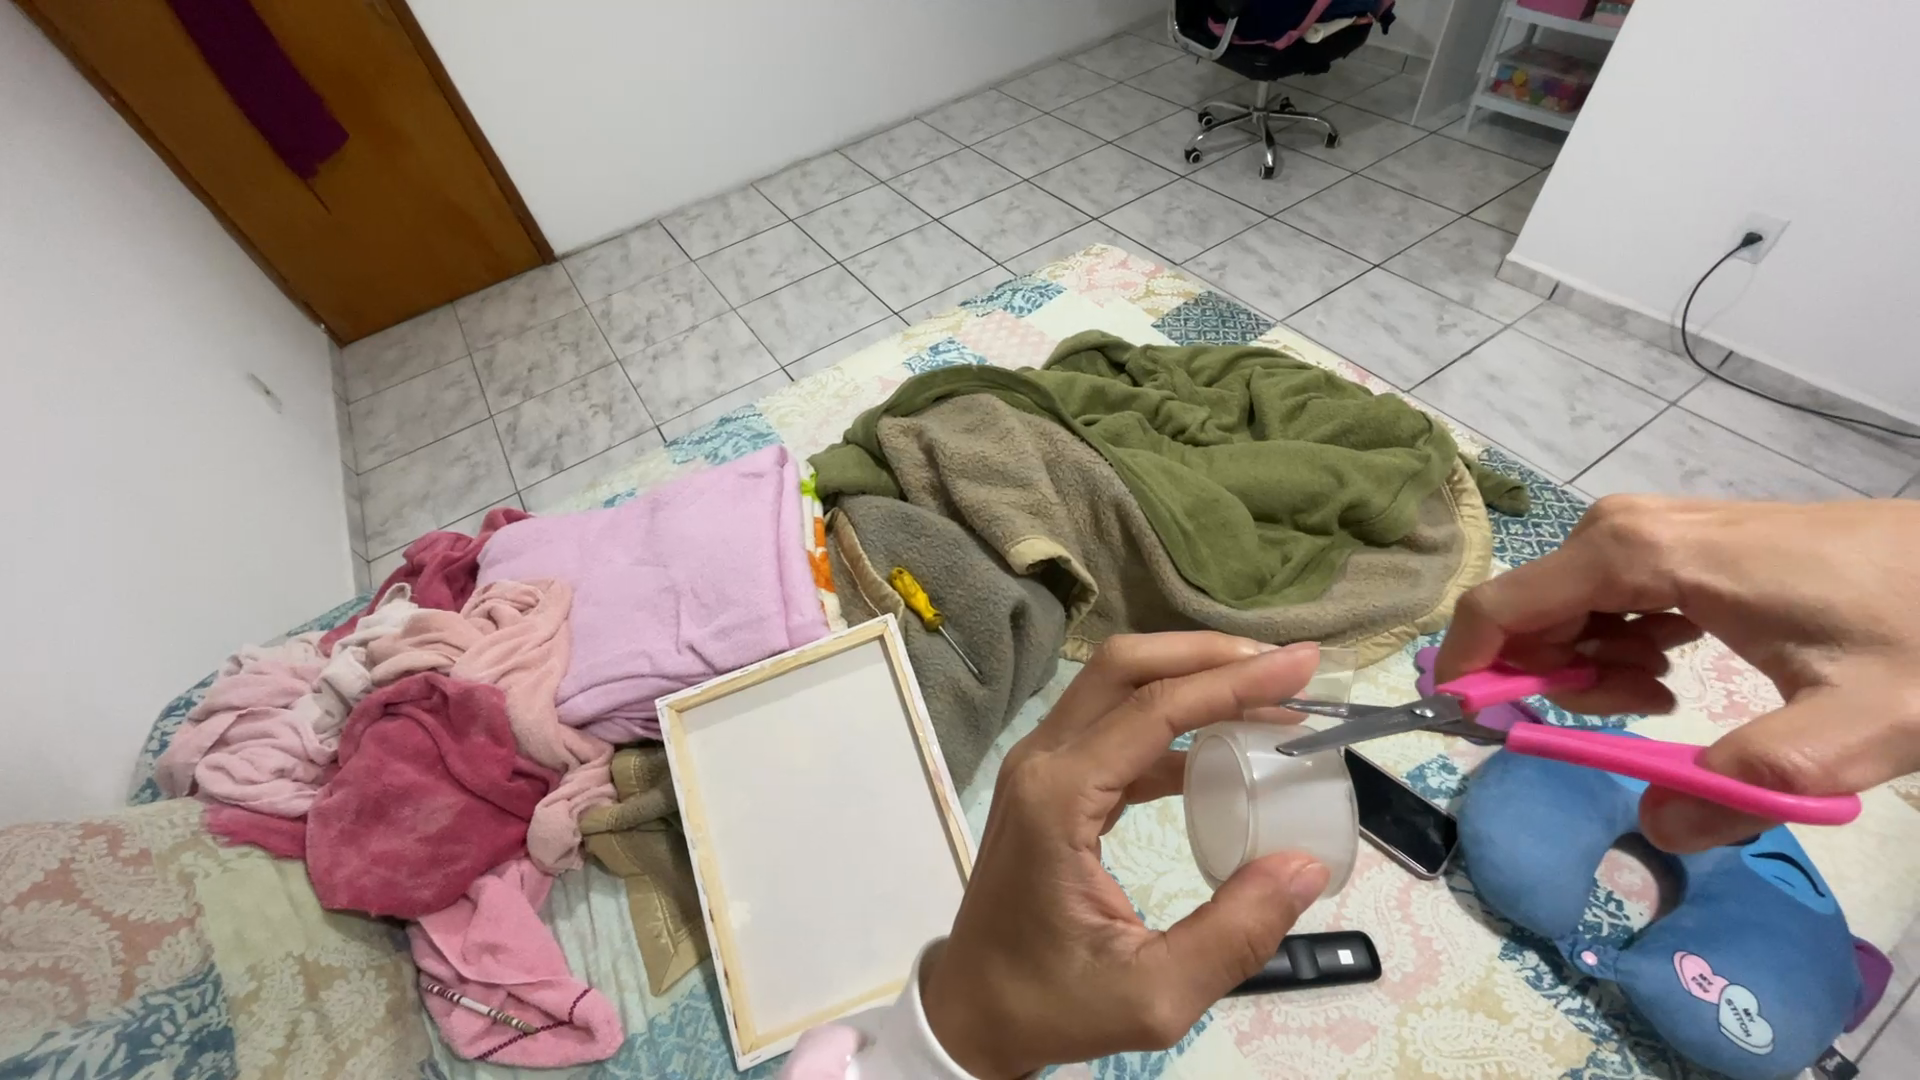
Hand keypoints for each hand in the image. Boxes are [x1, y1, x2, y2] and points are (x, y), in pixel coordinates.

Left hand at [920, 634, 1329, 1078]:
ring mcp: (1040, 763)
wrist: (973, 1005)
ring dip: (1188, 678)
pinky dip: (1170, 722)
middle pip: (1123, 668)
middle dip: (1206, 655)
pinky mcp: (1051, 779)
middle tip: (1283, 667)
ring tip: (1264, 697)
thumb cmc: (1052, 1001)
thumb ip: (1235, 933)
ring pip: (1115, 686)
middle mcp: (1042, 759)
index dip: (1231, 681)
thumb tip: (1304, 864)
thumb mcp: (1153, 992)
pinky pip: (1113, 726)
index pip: (1153, 709)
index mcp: (1058, 796)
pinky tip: (1220, 746)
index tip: (1300, 665)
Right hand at [1436, 496, 1919, 852]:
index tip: (1475, 723)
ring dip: (1587, 664)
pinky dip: (1610, 640)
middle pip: (1522, 613)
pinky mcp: (1654, 538)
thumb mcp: (1870, 719)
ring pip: (1552, 607)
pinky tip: (1672, 658)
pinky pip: (1589, 595)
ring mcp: (1633, 529)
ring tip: (1668, 691)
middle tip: (1635, 716)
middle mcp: (1612, 530)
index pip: (1496, 609)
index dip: (1468, 669)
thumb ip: (1755, 778)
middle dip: (1552, 677)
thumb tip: (1656, 829)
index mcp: (1631, 555)